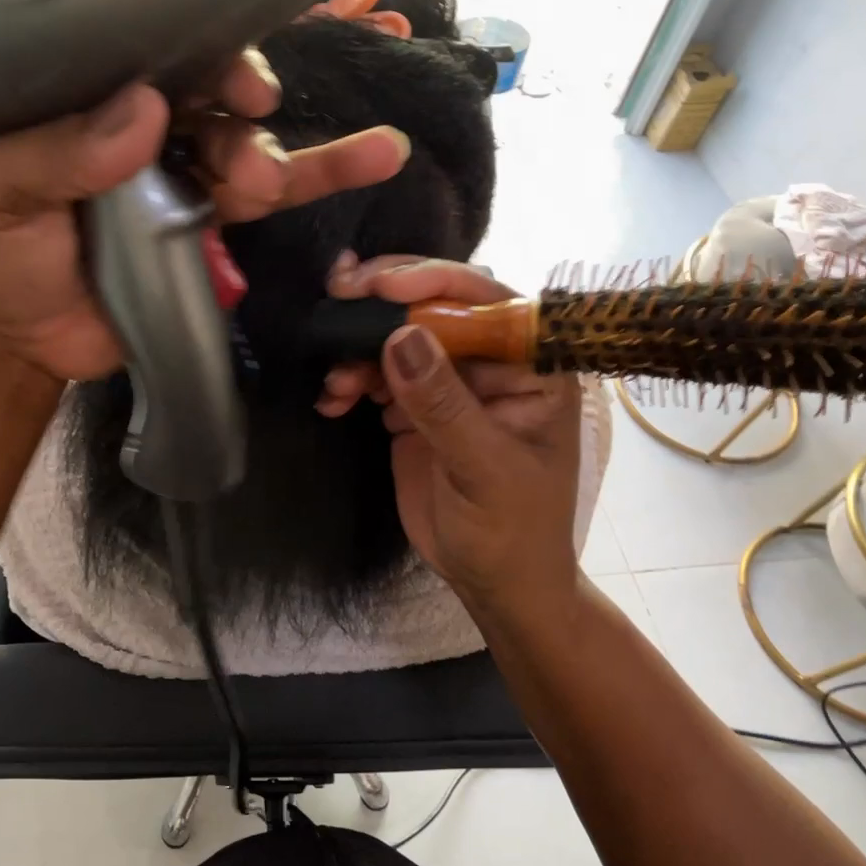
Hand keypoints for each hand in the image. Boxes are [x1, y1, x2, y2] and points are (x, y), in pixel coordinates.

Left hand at [0, 51, 410, 380]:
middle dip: (242, 131)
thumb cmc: (2, 258)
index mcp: (96, 109)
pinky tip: (381, 155)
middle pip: (218, 110)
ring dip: (287, 158)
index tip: (237, 90)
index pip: (162, 64)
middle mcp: (150, 135)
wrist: (25, 342)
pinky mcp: (213, 235)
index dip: (208, 67)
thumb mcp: (5, 198)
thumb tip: (143, 110)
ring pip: (253, 151)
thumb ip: (60, 156)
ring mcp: (188, 184)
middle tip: (246, 172)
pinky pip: (271, 203)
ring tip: (269, 183)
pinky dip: (324, 178)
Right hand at [344, 261, 585, 604]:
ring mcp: (451, 383)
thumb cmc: (511, 531)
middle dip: (384, 305)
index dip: (432, 282)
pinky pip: (379, 373)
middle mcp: (492, 363)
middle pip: (436, 307)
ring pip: (399, 338)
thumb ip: (444, 403)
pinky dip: (351, 379)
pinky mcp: (417, 405)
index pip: (487, 302)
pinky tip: (332, 399)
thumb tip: (402, 336)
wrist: (493, 582)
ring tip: (335, 383)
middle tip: (336, 298)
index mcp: (533, 367)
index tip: (378, 286)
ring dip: (359, 350)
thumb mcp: (484, 469)